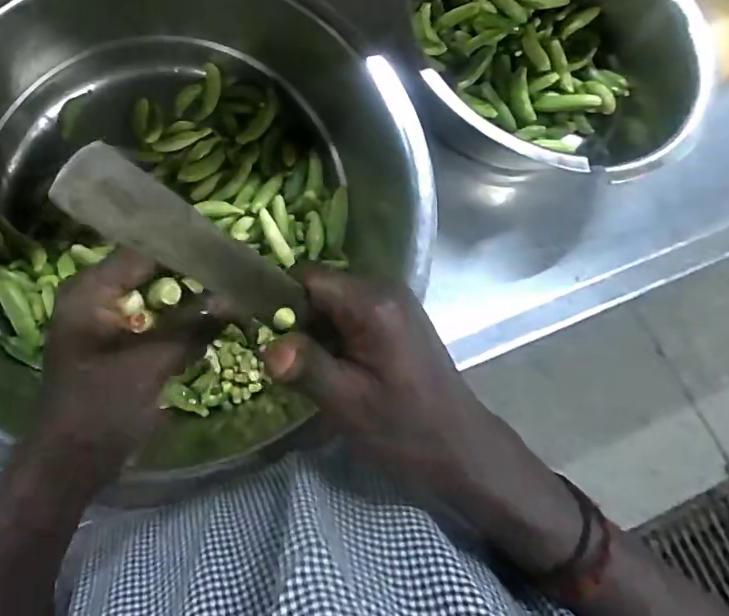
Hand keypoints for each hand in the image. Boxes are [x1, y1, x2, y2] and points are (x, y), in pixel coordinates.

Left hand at [29, 249, 213, 473]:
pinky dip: (175, 319)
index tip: (223, 247)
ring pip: (152, 294)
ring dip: (186, 296)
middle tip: (232, 268)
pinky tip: (209, 318)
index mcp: (90, 289)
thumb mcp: (149, 364)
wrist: (69, 466)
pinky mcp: (114, 340)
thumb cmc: (101, 409)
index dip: (184, 247)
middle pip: (148, 269)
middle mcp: (93, 293)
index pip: (142, 249)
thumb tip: (235, 299)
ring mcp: (102, 317)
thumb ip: (190, 327)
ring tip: (228, 287)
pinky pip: (149, 317)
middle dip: (189, 272)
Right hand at [260, 266, 581, 569]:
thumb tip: (266, 346)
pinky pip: (349, 307)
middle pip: (318, 284)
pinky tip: (335, 362)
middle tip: (286, 357)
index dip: (280, 299)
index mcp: (372, 302)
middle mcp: (383, 287)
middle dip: (296, 315)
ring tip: (310, 364)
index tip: (263, 331)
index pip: (306, 277)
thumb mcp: (350, 404)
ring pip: (331, 296)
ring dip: (314, 325)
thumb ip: (306, 368)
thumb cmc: (407, 431)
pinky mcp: (396, 313)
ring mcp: (392, 298)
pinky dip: (333, 329)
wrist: (466, 452)